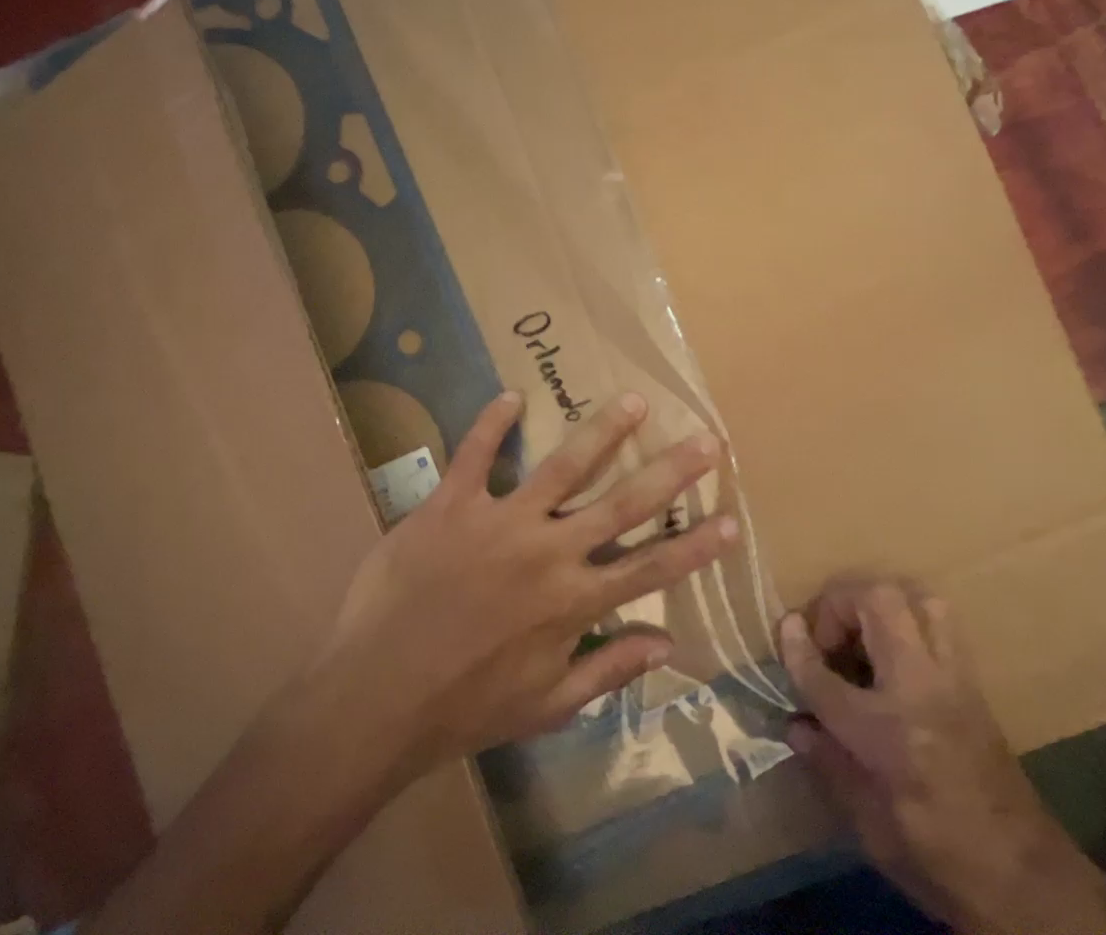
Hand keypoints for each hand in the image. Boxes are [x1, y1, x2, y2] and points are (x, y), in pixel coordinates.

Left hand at [311, 390, 737, 774]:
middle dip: (671, 472)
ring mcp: (499, 523)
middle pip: (623, 504)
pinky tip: (511, 396)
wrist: (373, 699)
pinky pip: (473, 456)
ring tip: (633, 402)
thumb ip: (609, 669)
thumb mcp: (549, 704)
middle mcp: (548, 552)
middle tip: (707, 440)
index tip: (732, 521)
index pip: (652, 567)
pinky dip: (491, 424)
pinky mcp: (449, 508)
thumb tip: (669, 644)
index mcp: (574, 602)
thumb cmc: (466, 708)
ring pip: (563, 467)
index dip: (697, 546)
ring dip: (602, 432)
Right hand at [780, 579, 1105, 934]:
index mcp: (886, 729)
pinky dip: (910, 619)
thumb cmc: (935, 855)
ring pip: (919, 597)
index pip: (825, 674)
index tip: (784, 627)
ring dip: (881, 601)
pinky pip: (941, 623)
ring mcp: (954, 678)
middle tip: (825, 634)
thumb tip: (796, 725)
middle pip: (878, 601)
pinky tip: (894, 655)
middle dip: (841, 602)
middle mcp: (921, 687)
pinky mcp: (975, 683)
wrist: (1020, 871)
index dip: (796, 647)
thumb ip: (829, 763)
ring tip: (860, 634)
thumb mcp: (867, 825)